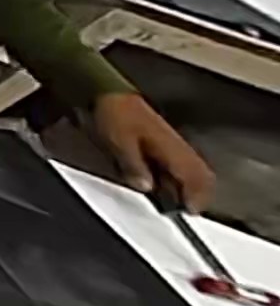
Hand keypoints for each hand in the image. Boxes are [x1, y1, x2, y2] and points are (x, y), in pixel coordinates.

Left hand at [89, 92, 215, 211]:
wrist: (107, 94)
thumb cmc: (114, 116)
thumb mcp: (119, 143)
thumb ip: (133, 167)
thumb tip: (146, 188)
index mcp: (176, 152)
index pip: (198, 182)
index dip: (195, 198)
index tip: (188, 211)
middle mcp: (181, 149)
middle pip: (199, 179)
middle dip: (194, 194)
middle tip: (182, 207)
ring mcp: (173, 144)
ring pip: (190, 171)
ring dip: (184, 185)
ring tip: (173, 197)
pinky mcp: (161, 140)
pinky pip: (178, 162)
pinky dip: (174, 173)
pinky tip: (160, 178)